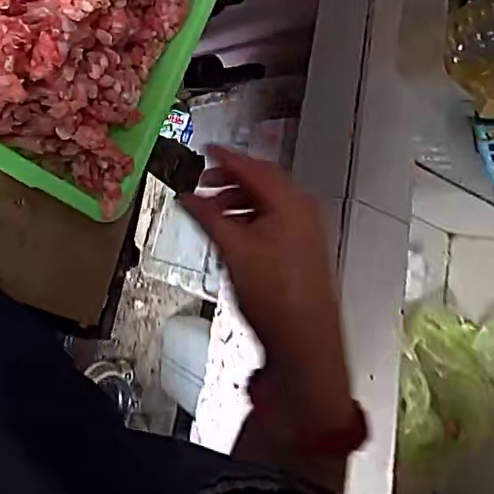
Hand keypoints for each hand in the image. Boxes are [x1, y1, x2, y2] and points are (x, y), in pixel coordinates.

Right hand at [180, 147, 351, 424]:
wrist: (305, 344)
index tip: (206, 149)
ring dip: (238, 198)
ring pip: (268, 200)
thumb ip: (206, 215)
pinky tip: (232, 229)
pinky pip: (274, 218)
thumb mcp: (231, 248)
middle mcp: (303, 211)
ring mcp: (307, 231)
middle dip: (230, 178)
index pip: (253, 167)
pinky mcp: (304, 249)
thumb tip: (186, 196)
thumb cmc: (274, 295)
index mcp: (290, 203)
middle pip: (263, 181)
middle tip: (204, 180)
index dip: (225, 157)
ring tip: (212, 207)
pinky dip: (250, 215)